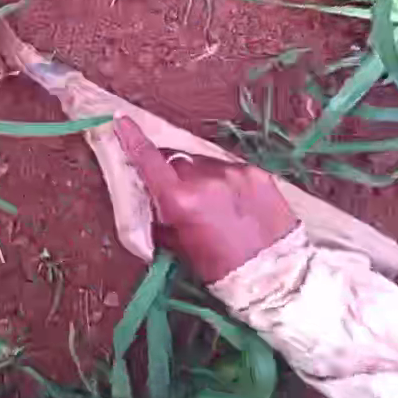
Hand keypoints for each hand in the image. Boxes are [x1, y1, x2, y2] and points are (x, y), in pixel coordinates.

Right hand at [115, 116, 296, 282]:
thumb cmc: (221, 270)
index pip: (149, 160)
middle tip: (174, 194)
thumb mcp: (180, 247)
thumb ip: (161, 218)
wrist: (277, 277)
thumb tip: (152, 202)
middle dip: (170, 172)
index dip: (131, 139)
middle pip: (175, 160)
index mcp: (182, 200)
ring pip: (202, 163)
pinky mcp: (258, 174)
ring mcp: (235, 173)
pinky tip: (230, 202)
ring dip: (197, 176)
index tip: (120, 121)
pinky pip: (228, 169)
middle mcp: (207, 179)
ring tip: (209, 203)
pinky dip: (222, 181)